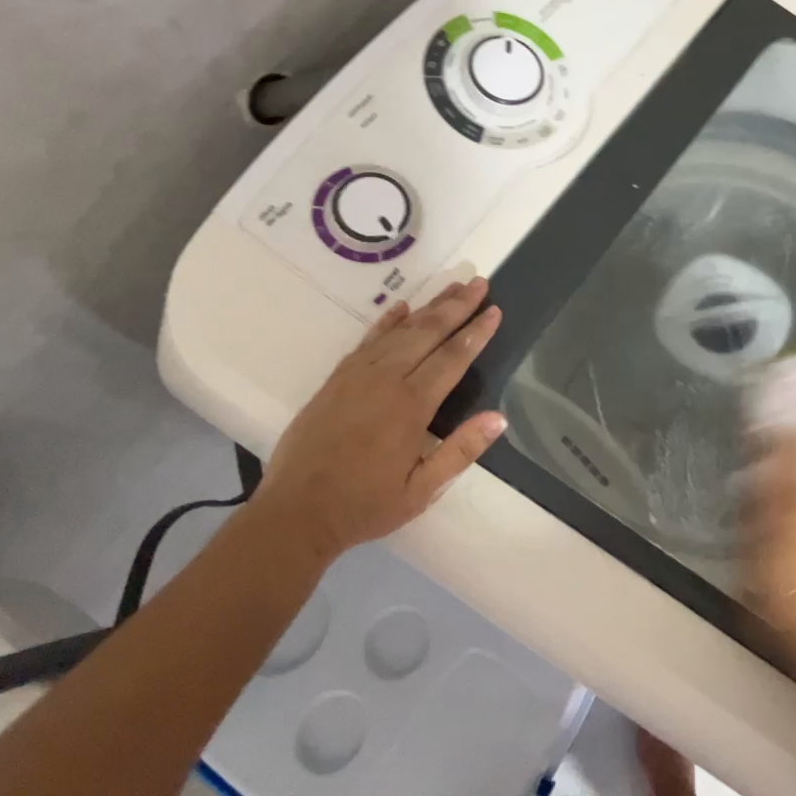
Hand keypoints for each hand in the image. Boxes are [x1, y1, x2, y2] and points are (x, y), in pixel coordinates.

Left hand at [251, 278, 506, 560]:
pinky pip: (367, 341)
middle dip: (456, 306)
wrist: (296, 512)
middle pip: (427, 333)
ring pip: (399, 331)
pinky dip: (386, 322)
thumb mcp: (422, 490)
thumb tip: (499, 418)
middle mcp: (385, 380)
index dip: (475, 332)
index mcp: (411, 406)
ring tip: (451, 287)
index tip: (494, 310)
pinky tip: (401, 307)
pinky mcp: (336, 380)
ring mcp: (357, 376)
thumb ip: (461, 451)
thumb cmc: (365, 505)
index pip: (452, 358)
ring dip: (428, 307)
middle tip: (478, 283)